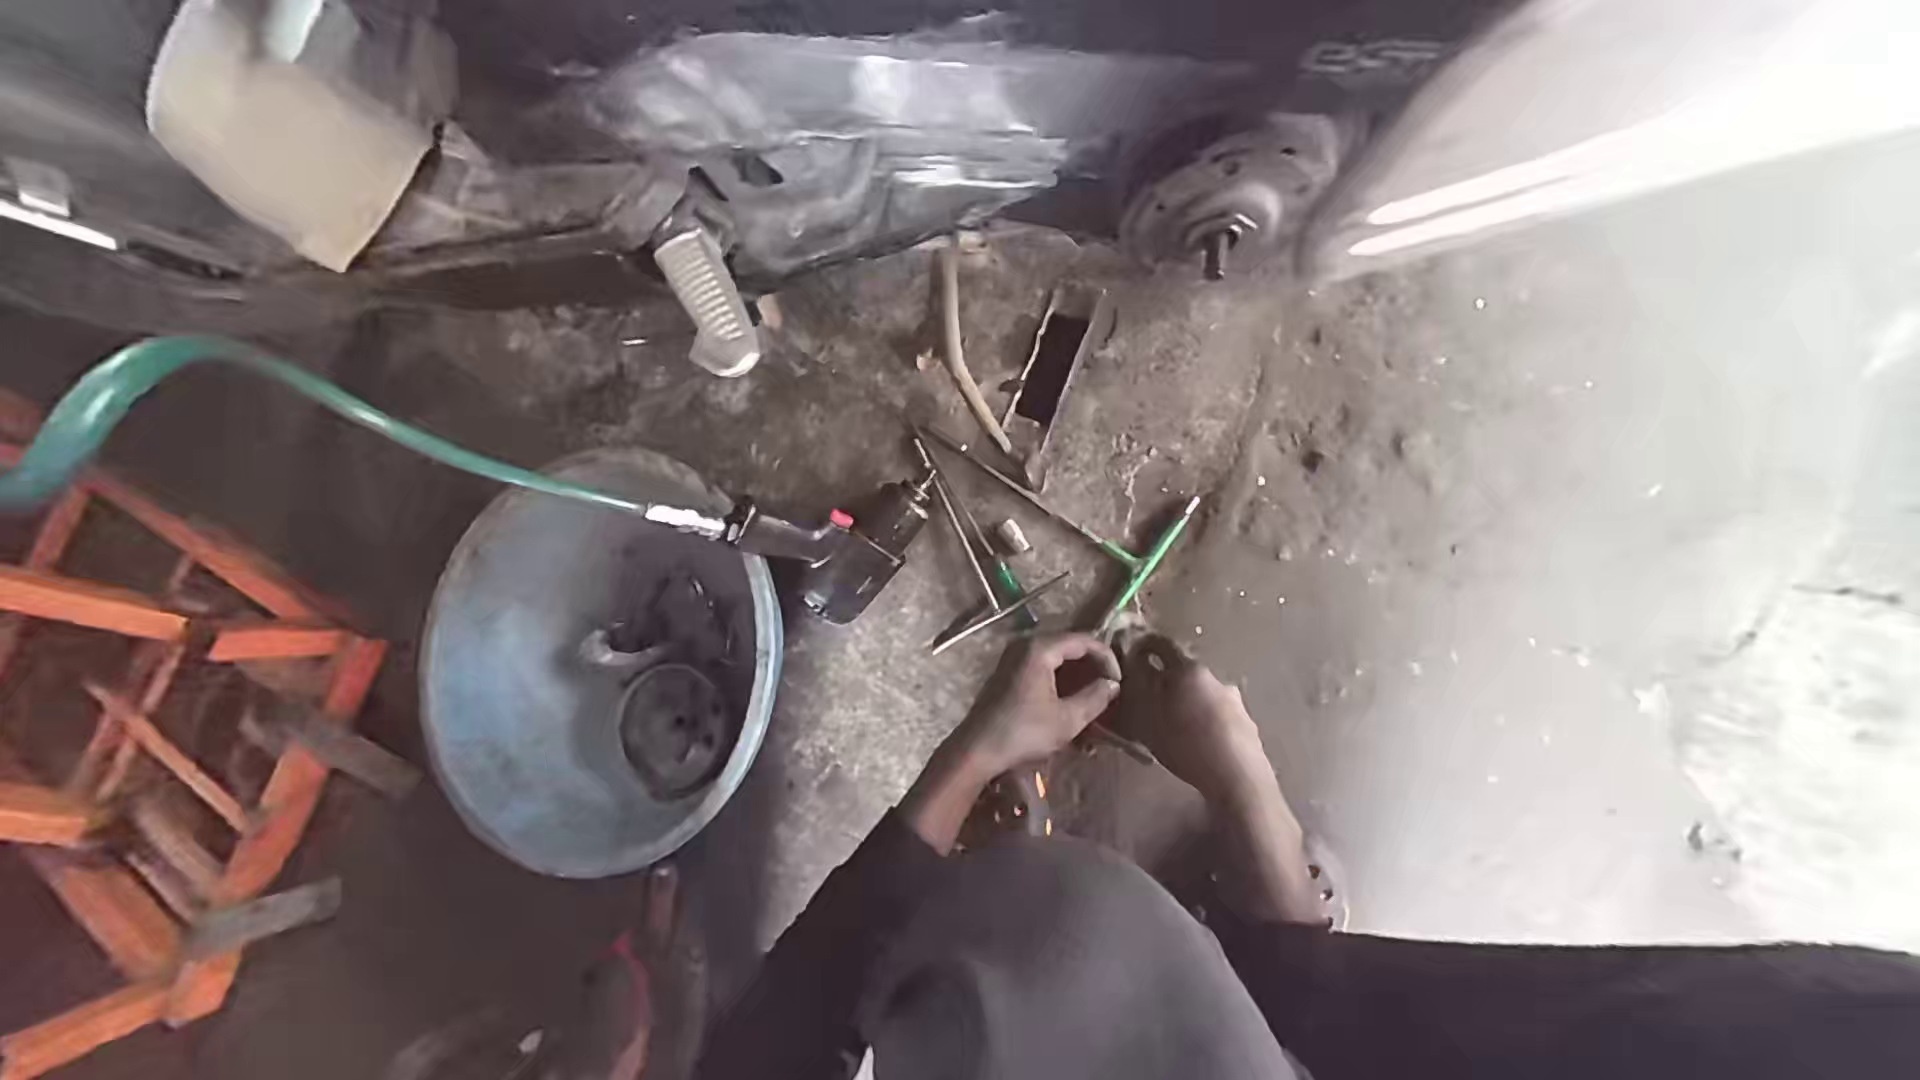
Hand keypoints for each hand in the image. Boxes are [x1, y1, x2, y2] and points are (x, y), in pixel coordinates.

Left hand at [950, 633, 1121, 776]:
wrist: (977, 748)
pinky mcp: (1008, 670)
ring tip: (1093, 693)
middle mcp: (1025, 644)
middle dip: (1092, 663)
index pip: (1084, 640)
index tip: (1118, 681)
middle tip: (1109, 686)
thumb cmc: (1023, 732)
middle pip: (1069, 644)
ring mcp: (1013, 656)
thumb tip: (1112, 684)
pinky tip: (1070, 697)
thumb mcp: (1067, 720)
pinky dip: (1059, 676)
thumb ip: (1094, 698)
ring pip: (1055, 655)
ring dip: (1076, 671)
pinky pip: (1042, 664)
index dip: (1106, 657)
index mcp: (1040, 649)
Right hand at [1111, 635, 1271, 810]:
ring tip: (1175, 727)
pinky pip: (1217, 713)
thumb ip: (1137, 687)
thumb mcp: (1147, 716)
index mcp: (1188, 669)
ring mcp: (1234, 700)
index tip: (1131, 655)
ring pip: (1201, 693)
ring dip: (1187, 702)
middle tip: (1149, 701)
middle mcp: (1214, 677)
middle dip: (1165, 681)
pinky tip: (1198, 743)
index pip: (1161, 644)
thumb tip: (1132, 665)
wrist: (1239, 780)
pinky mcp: (1247, 723)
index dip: (1143, 646)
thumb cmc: (1186, 744)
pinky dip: (1205, 720)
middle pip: (1182, 671)